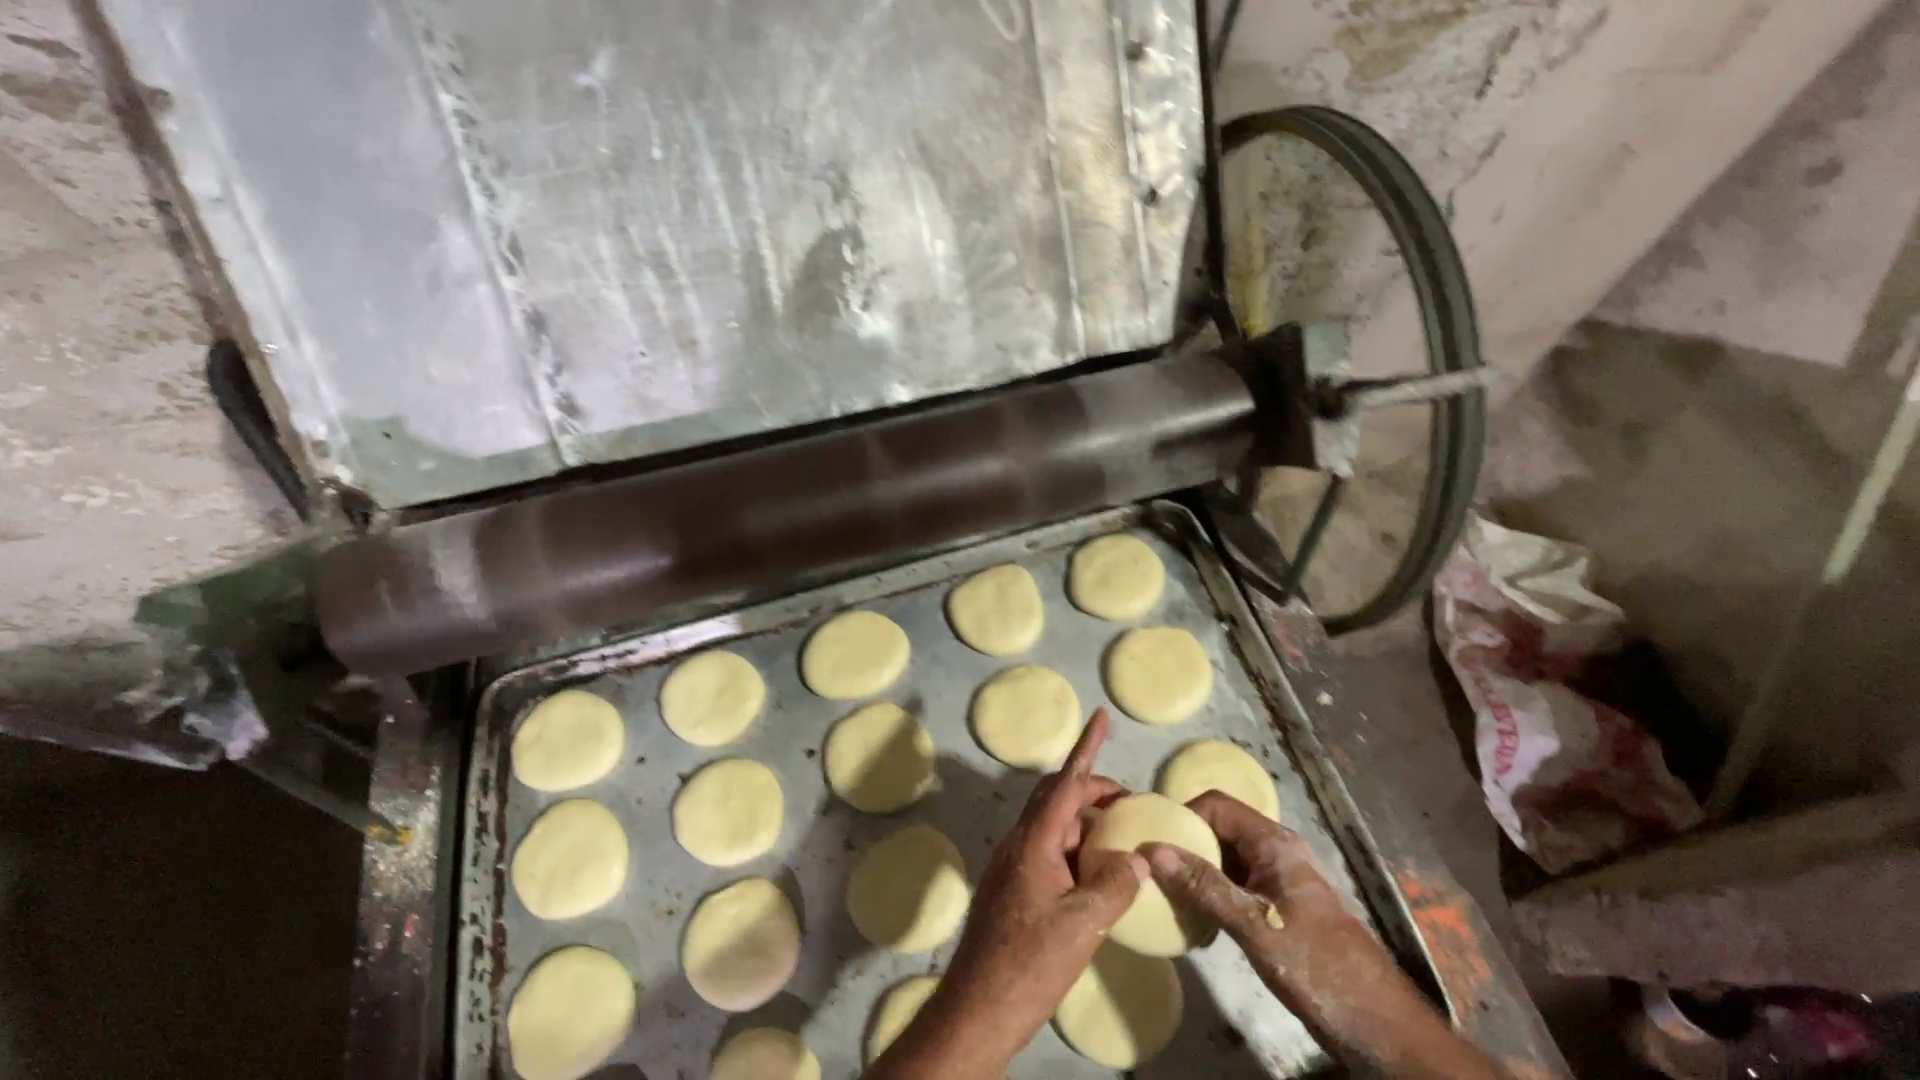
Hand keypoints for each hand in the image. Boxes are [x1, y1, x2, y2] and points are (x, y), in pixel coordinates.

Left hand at [867, 708, 1146, 1078]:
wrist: (978, 1008)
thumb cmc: (1029, 962)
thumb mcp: (1083, 924)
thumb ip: (1115, 885)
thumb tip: (1139, 860)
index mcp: (1034, 842)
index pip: (1065, 782)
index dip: (1087, 747)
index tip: (1102, 717)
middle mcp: (1019, 845)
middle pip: (1057, 798)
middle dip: (1093, 789)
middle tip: (1131, 803)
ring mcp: (1012, 868)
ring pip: (1053, 828)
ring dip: (1086, 825)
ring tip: (1123, 842)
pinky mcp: (1013, 891)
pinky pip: (1049, 854)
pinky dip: (1076, 852)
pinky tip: (1098, 877)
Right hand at [1145, 792, 1505, 1079]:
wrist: (1374, 1020)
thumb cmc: (1316, 966)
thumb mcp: (1253, 925)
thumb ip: (1204, 886)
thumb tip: (1154, 850)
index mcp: (1274, 844)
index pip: (1216, 805)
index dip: (1182, 816)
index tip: (1152, 844)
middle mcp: (1275, 853)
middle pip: (1218, 829)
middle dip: (1184, 844)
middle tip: (1149, 871)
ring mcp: (1277, 881)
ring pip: (1225, 859)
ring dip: (1195, 871)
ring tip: (1163, 895)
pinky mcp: (1277, 908)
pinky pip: (1234, 885)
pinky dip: (1210, 893)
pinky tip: (1194, 919)